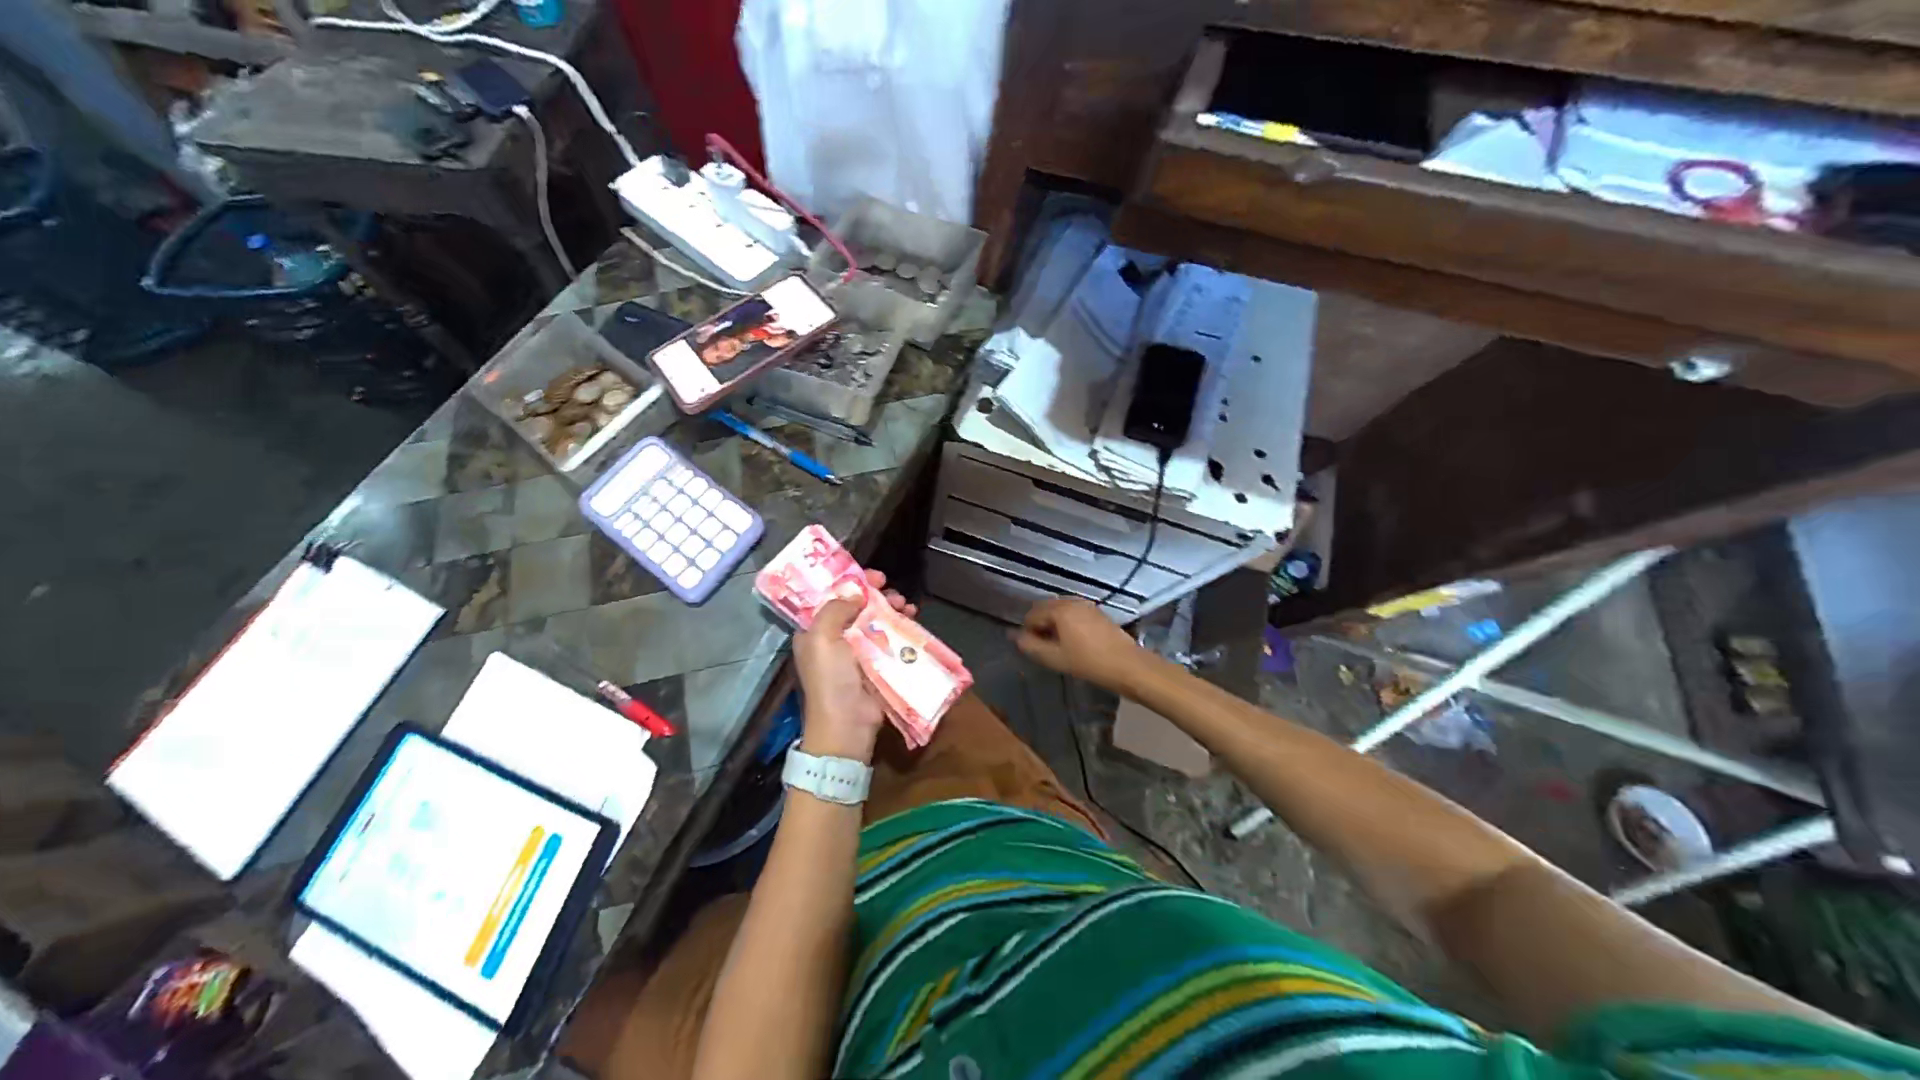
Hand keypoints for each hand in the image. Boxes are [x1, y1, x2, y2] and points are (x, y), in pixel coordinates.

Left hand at [793, 569, 915, 762]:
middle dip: (877, 595)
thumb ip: (835, 608)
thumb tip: (855, 592)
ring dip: (892, 610)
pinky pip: (891, 640)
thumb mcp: (822, 638)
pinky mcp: (878, 666)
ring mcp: (858, 654)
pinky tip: (912, 621)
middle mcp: (834, 640)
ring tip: (907, 606)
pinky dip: (902, 628)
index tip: (873, 577)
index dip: (852, 583)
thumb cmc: (830, 679)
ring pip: (877, 621)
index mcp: (814, 632)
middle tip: (892, 590)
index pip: (832, 598)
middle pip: (858, 607)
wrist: (847, 724)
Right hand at [1013, 595, 1148, 691]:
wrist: (1127, 665)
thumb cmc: (1088, 662)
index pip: (1032, 614)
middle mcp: (1072, 601)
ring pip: (1060, 610)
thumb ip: (1031, 646)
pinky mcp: (1098, 613)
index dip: (1027, 630)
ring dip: (1053, 624)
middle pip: (1046, 608)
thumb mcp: (1054, 658)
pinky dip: (1067, 623)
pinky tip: (1073, 641)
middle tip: (1042, 646)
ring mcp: (1087, 605)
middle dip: (1040, 624)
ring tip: (1057, 645)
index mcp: (1060, 609)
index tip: (1032, 648)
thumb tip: (1014, 636)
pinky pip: (1074, 613)